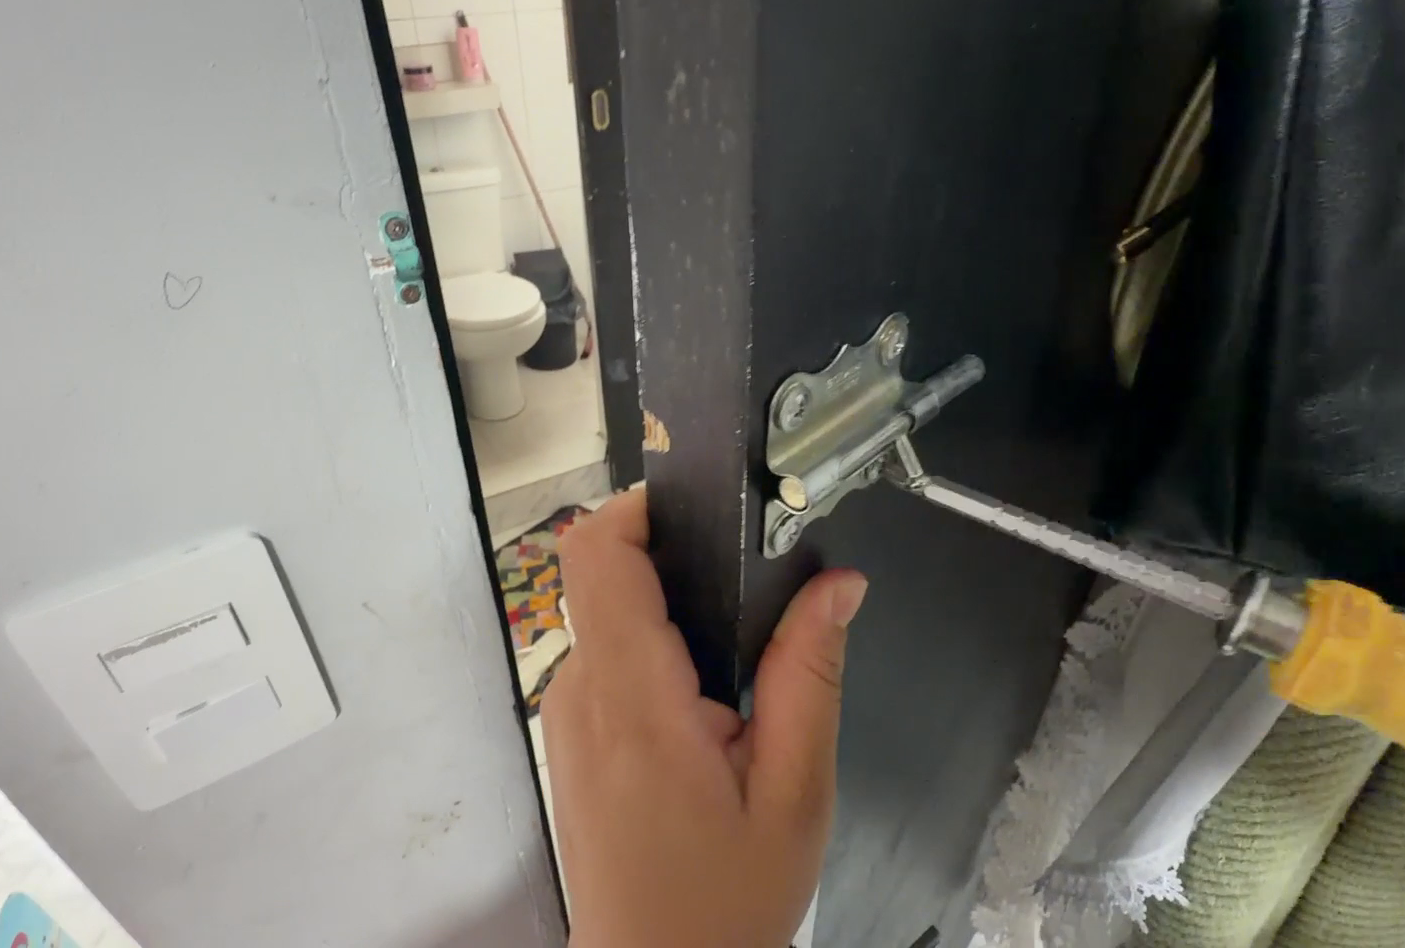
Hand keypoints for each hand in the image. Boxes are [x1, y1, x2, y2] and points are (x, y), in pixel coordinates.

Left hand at [540, 490, 867, 947]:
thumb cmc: (724, 898)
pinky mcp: (568, 727)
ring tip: (732, 655)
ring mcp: (566, 709)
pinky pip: (604, 651)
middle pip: (602, 573)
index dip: (637, 508)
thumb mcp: (794, 790)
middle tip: (742, 583)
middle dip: (669, 555)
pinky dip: (649, 645)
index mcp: (634, 698)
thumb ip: (808, 674)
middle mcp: (581, 690)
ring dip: (664, 607)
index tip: (697, 507)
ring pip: (606, 611)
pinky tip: (701, 694)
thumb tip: (839, 584)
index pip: (599, 556)